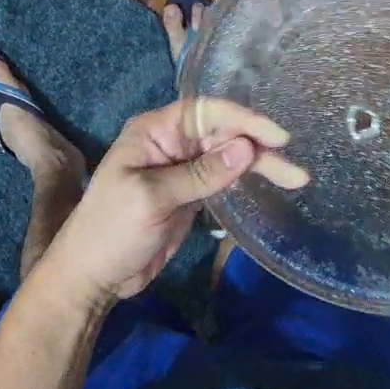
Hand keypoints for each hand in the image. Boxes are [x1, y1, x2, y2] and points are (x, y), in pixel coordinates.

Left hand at [34, 98, 308, 306]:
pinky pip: (223, 179)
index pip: (205, 112)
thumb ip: (200, 173)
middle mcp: (171, 143)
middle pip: (223, 134)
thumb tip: (246, 147)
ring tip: (296, 179)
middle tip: (294, 168)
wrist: (93, 276)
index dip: (242, 119)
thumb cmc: (111, 230)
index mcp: (155, 131)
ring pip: (228, 157)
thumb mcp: (153, 199)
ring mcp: (181, 169)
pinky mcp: (189, 195)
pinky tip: (270, 185)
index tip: (276, 136)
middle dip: (258, 146)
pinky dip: (246, 181)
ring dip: (260, 166)